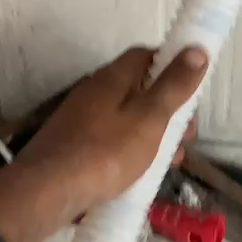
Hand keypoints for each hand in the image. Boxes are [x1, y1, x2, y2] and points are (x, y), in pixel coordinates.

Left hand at [0, 46, 208, 241]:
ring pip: (126, 118)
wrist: (45, 193)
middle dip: (167, 110)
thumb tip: (197, 49)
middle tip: (186, 138)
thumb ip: (173, 86)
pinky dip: (130, 151)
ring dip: (152, 135)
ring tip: (170, 163)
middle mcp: (93, 91)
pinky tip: (139, 175)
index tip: (193, 91)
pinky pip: (110, 140)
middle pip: (138, 89)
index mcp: (112, 78)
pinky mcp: (71, 146)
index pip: (147, 56)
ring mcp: (79, 119)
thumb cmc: (104, 153)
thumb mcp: (149, 119)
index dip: (173, 67)